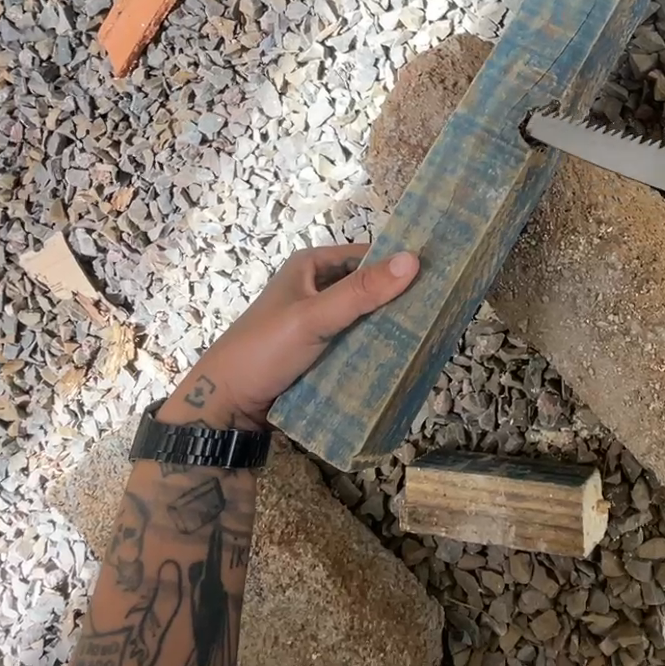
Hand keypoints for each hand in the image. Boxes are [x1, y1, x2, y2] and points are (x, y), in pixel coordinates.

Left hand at [159, 245, 419, 429]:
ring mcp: (318, 321)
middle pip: (368, 287)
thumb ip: (362, 291)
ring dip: (389, 326)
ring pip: (364, 317)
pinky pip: (356, 342)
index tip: (438, 275)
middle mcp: (316, 288)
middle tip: (440, 308)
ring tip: (430, 333)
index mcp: (311, 266)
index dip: (398, 263)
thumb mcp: (314, 316)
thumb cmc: (264, 351)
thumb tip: (414, 260)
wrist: (224, 409)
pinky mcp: (320, 350)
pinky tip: (403, 355)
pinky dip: (375, 347)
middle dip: (397, 299)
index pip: (367, 256)